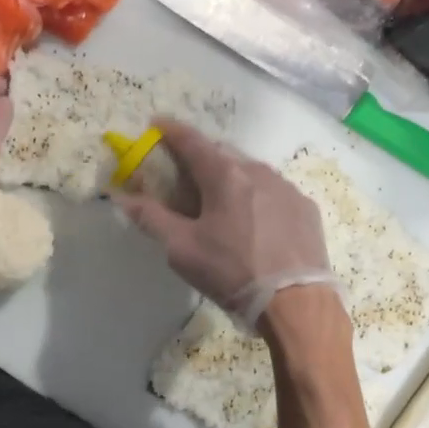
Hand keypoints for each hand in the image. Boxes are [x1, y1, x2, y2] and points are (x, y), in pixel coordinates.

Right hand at [117, 120, 337, 329]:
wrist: (295, 302)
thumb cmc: (231, 271)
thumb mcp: (181, 249)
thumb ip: (151, 218)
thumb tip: (122, 198)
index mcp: (224, 175)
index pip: (191, 141)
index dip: (170, 131)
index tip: (155, 125)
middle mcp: (258, 171)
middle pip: (222, 154)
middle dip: (200, 158)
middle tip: (184, 175)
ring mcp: (286, 188)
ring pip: (250, 172)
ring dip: (230, 178)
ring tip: (219, 201)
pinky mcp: (305, 208)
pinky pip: (274, 192)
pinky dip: (257, 197)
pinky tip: (253, 221)